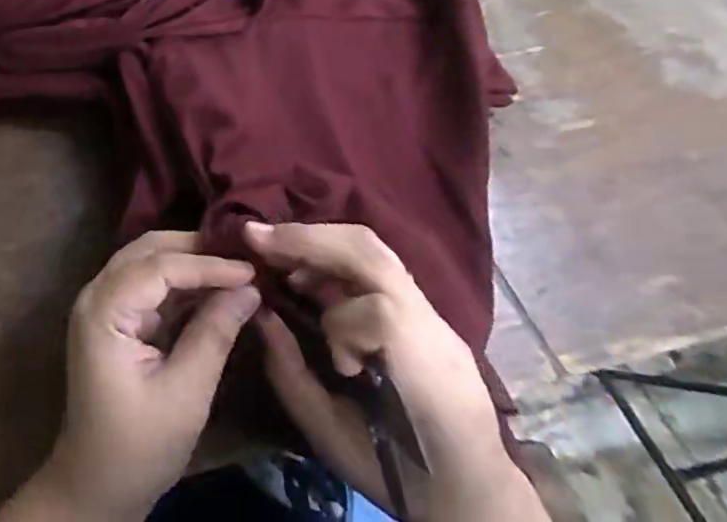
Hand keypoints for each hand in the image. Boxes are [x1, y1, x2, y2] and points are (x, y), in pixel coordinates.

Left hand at [0, 231, 259, 521]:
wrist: (95, 487)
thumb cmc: (138, 447)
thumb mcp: (185, 394)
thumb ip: (214, 334)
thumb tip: (250, 289)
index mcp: (104, 310)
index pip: (159, 266)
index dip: (207, 264)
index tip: (252, 270)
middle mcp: (96, 295)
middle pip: (148, 251)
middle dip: (196, 249)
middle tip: (244, 256)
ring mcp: (103, 305)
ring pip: (148, 262)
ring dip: (190, 262)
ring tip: (236, 266)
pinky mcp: (115, 319)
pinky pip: (149, 285)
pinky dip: (182, 283)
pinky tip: (214, 287)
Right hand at [246, 222, 548, 521]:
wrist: (469, 489)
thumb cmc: (398, 476)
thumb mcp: (330, 435)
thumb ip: (291, 372)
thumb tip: (259, 314)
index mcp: (421, 370)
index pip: (380, 314)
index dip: (331, 315)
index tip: (279, 299)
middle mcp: (432, 327)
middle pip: (372, 253)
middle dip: (308, 238)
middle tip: (257, 237)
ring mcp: (432, 313)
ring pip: (373, 248)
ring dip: (318, 242)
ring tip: (277, 255)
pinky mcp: (423, 307)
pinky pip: (374, 264)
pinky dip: (332, 255)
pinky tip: (307, 276)